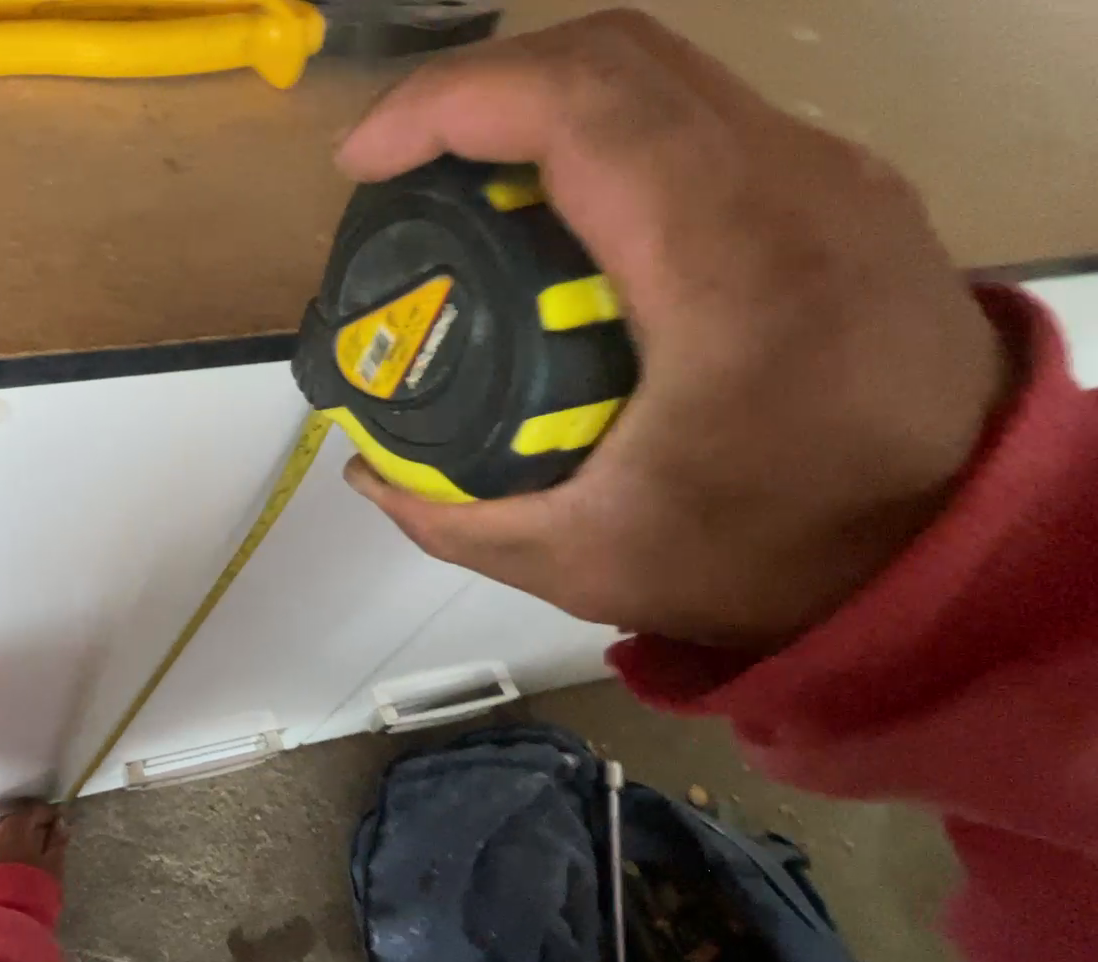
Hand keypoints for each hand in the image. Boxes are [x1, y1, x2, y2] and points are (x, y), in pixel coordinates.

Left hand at [0, 801, 68, 883]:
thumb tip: (60, 825)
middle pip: (13, 822)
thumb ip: (57, 842)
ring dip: (7, 842)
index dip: (48, 816)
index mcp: (17, 825)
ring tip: (18, 860)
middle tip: (38, 843)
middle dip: (26, 828)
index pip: (35, 810)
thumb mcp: (53, 866)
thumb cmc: (31, 889)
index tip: (57, 825)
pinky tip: (1, 873)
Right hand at [335, 11, 1009, 649]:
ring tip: (449, 185)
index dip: (446, 106)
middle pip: (608, 58)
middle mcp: (789, 184)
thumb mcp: (578, 560)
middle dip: (471, 96)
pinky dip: (586, 133)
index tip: (362, 164)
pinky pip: (685, 113)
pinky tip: (537, 210)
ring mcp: (821, 172)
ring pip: (650, 73)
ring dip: (528, 107)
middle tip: (393, 173)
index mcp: (727, 270)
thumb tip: (367, 469)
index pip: (577, 109)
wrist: (943, 550)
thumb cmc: (763, 558)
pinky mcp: (826, 186)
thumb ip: (450, 518)